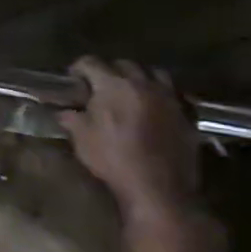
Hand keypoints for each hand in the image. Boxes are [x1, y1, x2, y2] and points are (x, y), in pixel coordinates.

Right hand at [60, 57, 199, 223]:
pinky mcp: (187, 116)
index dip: (77, 69)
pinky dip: (163, 96)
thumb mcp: (81, 137)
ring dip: (140, 78)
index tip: (72, 80)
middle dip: (109, 71)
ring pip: (154, 74)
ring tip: (131, 93)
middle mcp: (143, 84)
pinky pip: (175, 95)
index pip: (90, 62)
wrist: (158, 189)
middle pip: (124, 64)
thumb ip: (70, 117)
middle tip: (100, 87)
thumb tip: (62, 111)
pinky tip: (156, 109)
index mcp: (113, 85)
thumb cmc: (113, 159)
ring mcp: (169, 99)